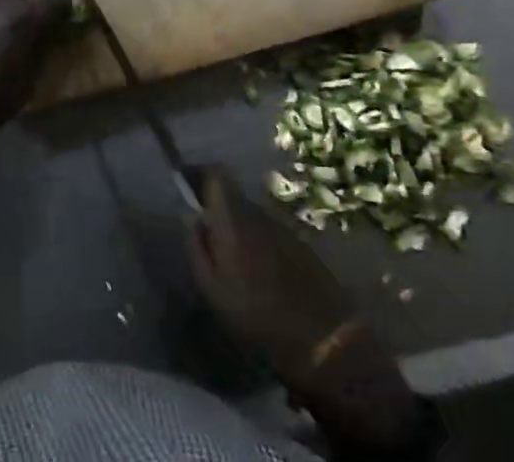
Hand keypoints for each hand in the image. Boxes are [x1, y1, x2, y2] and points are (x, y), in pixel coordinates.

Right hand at [187, 168, 431, 458]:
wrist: (324, 340)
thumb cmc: (256, 315)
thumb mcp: (211, 286)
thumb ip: (197, 245)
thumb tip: (191, 216)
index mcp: (233, 219)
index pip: (216, 174)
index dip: (201, 175)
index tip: (190, 188)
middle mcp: (259, 214)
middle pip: (234, 196)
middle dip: (219, 209)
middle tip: (210, 234)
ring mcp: (284, 228)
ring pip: (253, 216)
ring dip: (242, 228)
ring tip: (236, 258)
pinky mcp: (302, 245)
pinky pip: (272, 233)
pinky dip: (262, 243)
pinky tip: (262, 272)